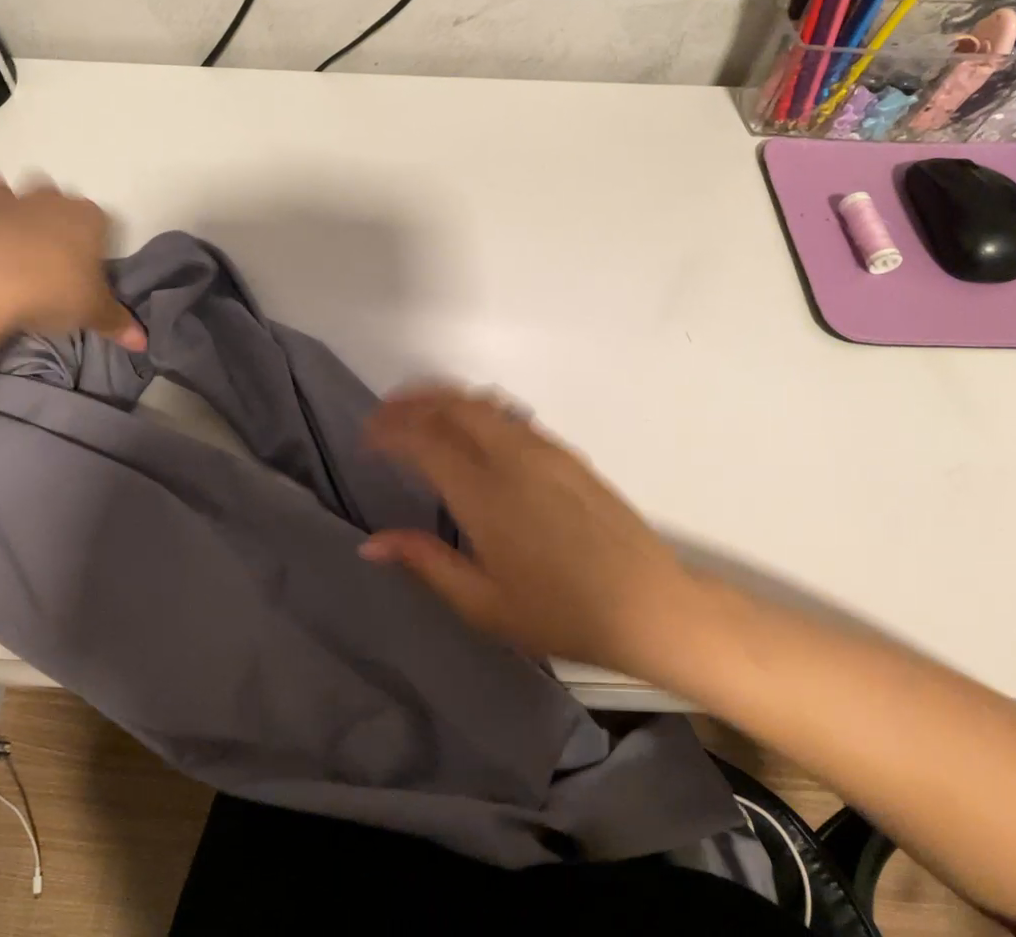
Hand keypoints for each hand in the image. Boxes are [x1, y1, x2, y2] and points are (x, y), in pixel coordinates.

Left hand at [0, 170, 145, 350]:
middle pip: (48, 191)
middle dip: (44, 208)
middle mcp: (43, 201)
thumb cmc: (54, 291)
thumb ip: (116, 323)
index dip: (92, 235)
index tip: (86, 258)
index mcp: (84, 218)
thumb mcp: (93, 312)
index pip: (96, 217)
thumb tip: (143, 342)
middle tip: (43, 240)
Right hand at [362, 386, 699, 677]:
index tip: (366, 438)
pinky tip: (475, 436)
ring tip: (421, 414)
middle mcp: (514, 459)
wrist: (650, 606)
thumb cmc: (561, 614)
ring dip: (447, 400)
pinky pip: (513, 419)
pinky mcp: (570, 458)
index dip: (389, 431)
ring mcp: (547, 452)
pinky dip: (479, 413)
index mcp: (486, 495)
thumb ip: (426, 563)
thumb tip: (371, 544)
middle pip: (455, 405)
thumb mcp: (484, 604)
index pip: (425, 440)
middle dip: (414, 401)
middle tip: (385, 415)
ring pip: (486, 405)